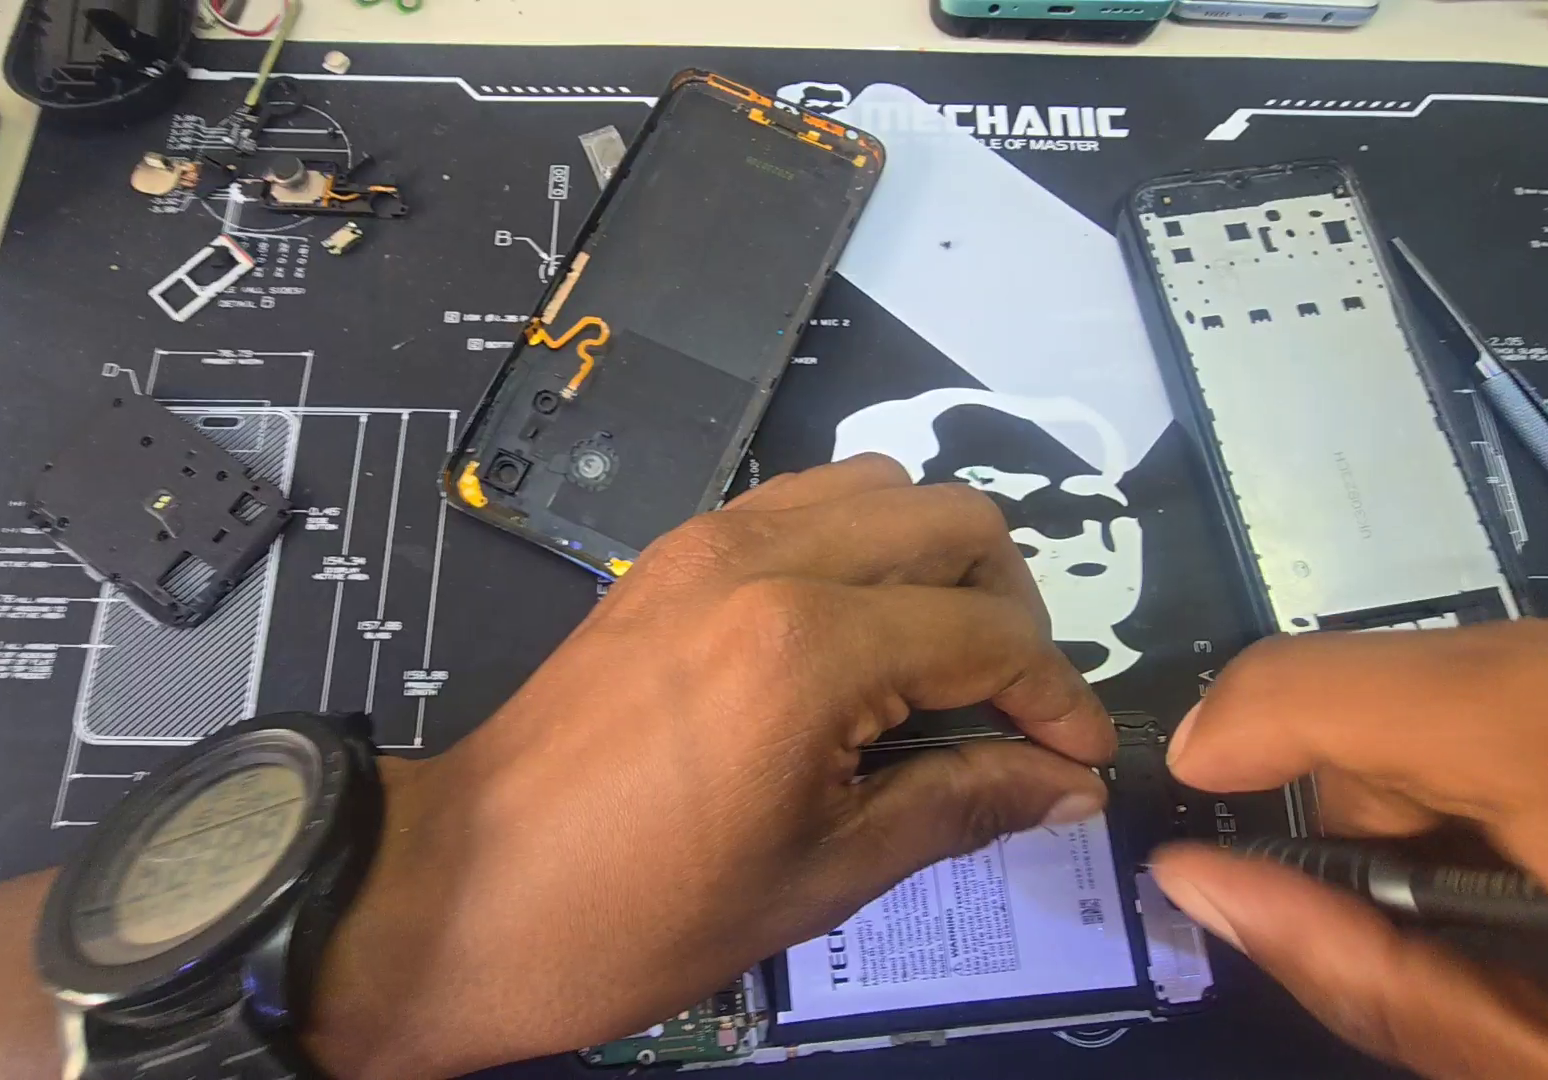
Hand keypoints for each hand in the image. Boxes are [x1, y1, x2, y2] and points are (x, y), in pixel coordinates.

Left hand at [311, 455, 1117, 1078]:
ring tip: (934, 650)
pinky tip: (853, 620)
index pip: (989, 634)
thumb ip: (961, 805)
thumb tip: (1068, 783)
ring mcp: (714, 536)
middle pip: (952, 519)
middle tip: (1007, 699)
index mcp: (811, 647)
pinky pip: (803, 500)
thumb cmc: (642, 912)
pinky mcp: (677, 545)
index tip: (1081, 754)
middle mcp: (770, 558)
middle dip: (1009, 605)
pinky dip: (859, 540)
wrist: (466, 883)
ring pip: (880, 486)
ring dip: (934, 557)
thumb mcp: (823, 875)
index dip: (1057, 696)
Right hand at [1149, 617, 1547, 1079]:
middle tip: (1423, 908)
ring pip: (1472, 681)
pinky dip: (1529, 760)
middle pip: (1394, 686)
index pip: (1328, 683)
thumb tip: (1191, 882)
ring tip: (1546, 900)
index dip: (1234, 731)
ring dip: (1446, 780)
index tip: (1201, 795)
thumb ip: (1360, 971)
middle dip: (1361, 791)